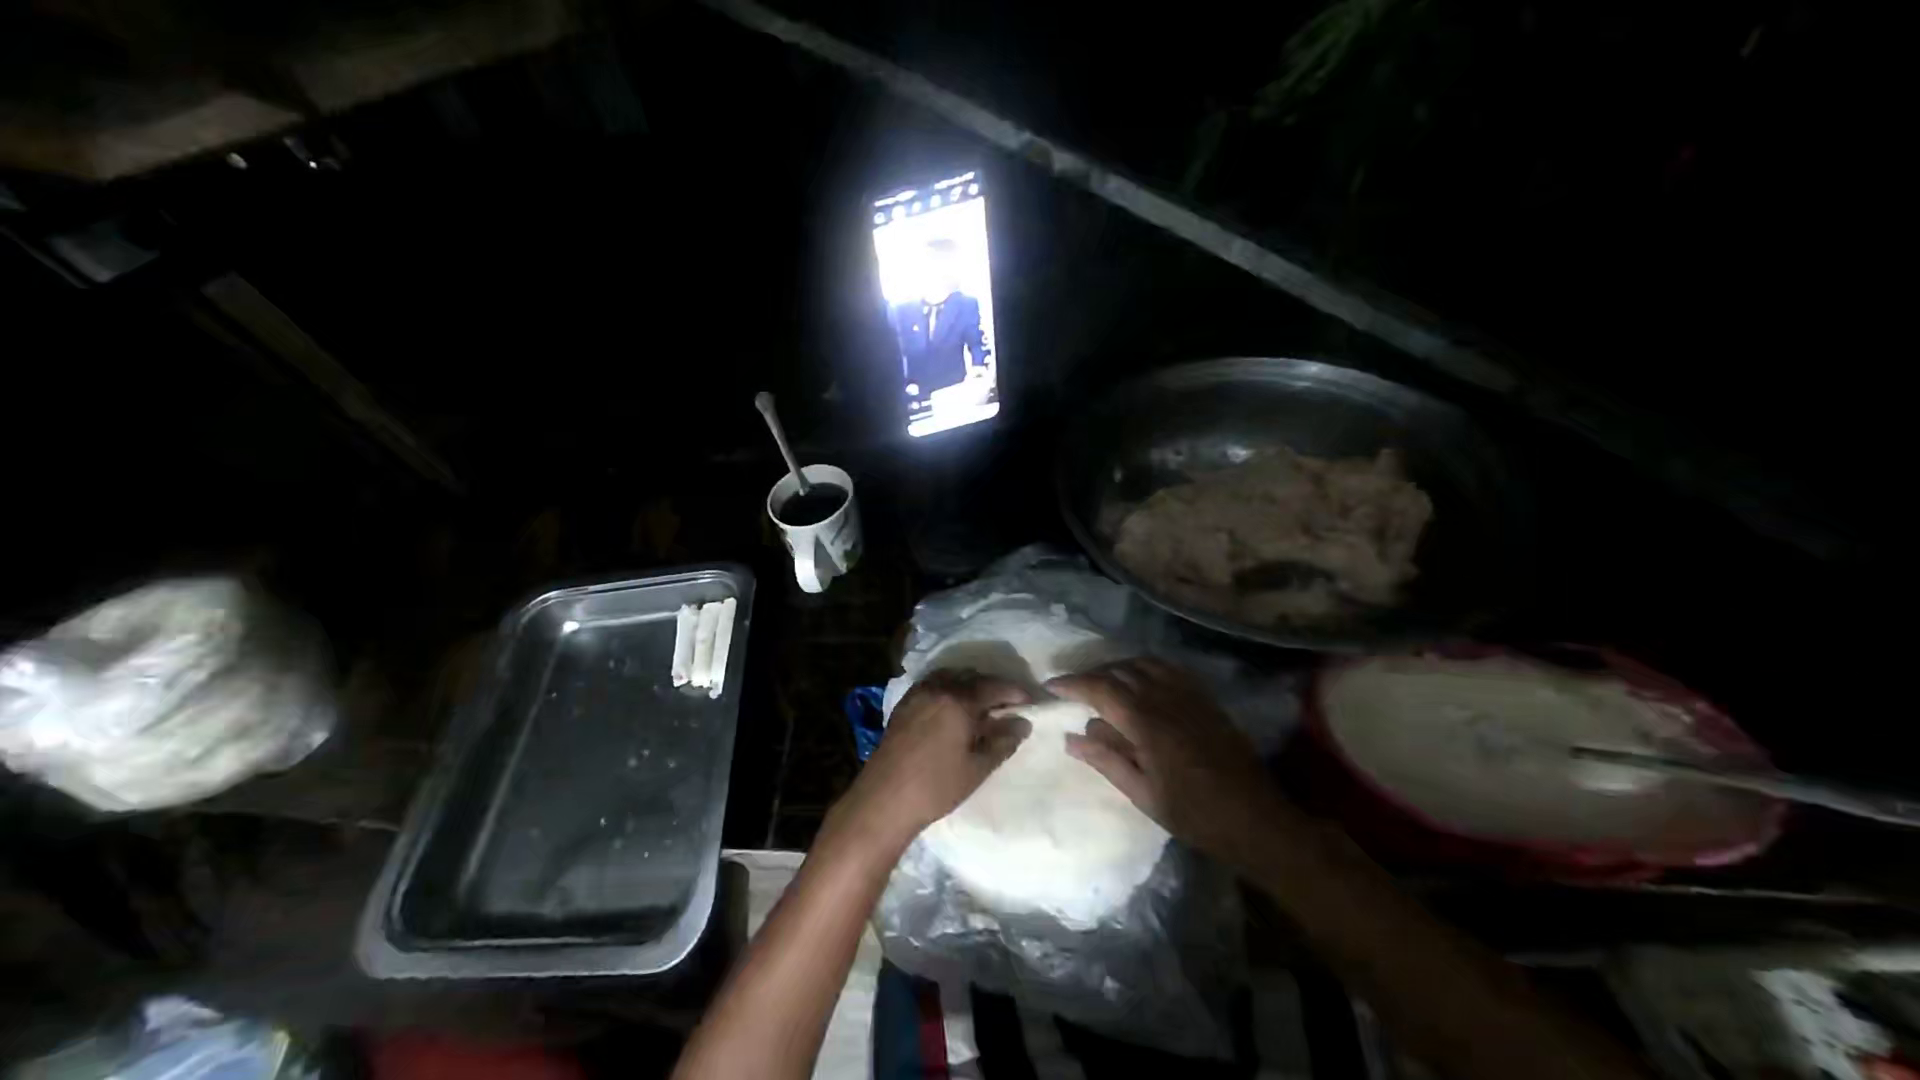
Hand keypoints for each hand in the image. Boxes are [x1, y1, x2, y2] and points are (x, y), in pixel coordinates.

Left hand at [841, 670, 1031, 842]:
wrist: (884, 799)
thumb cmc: (936, 787)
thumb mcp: (978, 767)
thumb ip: (1003, 741)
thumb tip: (1022, 723)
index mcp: (959, 700)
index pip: (995, 687)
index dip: (1016, 693)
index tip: (1030, 702)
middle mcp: (938, 688)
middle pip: (973, 677)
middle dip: (994, 687)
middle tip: (1009, 705)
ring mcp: (917, 694)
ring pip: (951, 677)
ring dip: (970, 685)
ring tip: (983, 706)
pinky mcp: (904, 704)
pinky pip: (934, 684)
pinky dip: (950, 688)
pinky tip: (954, 709)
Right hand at [1050, 658, 1279, 864]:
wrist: (1255, 818)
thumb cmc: (1194, 815)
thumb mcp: (1143, 794)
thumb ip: (1106, 761)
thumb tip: (1071, 738)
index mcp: (1147, 724)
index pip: (1101, 689)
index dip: (1073, 683)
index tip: (1051, 686)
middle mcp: (1166, 699)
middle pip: (1120, 671)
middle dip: (1091, 675)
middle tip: (1073, 690)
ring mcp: (1189, 695)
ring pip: (1144, 664)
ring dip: (1118, 668)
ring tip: (1103, 685)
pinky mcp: (1205, 699)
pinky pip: (1169, 669)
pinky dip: (1145, 668)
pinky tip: (1140, 684)